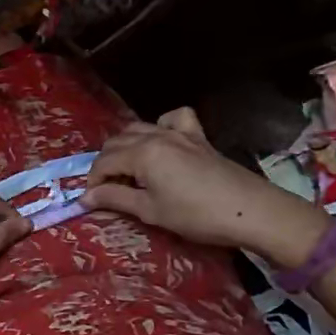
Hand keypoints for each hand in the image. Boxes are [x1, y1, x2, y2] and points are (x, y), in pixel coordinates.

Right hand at [82, 108, 330, 265]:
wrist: (250, 210)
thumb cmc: (195, 216)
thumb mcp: (150, 211)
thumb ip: (115, 198)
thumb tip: (85, 197)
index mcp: (141, 153)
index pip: (104, 161)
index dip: (93, 181)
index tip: (91, 200)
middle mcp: (156, 135)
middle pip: (117, 142)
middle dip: (105, 164)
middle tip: (106, 189)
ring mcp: (179, 132)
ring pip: (139, 128)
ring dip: (125, 146)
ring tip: (126, 170)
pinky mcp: (198, 137)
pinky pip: (174, 118)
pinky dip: (161, 125)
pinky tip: (162, 141)